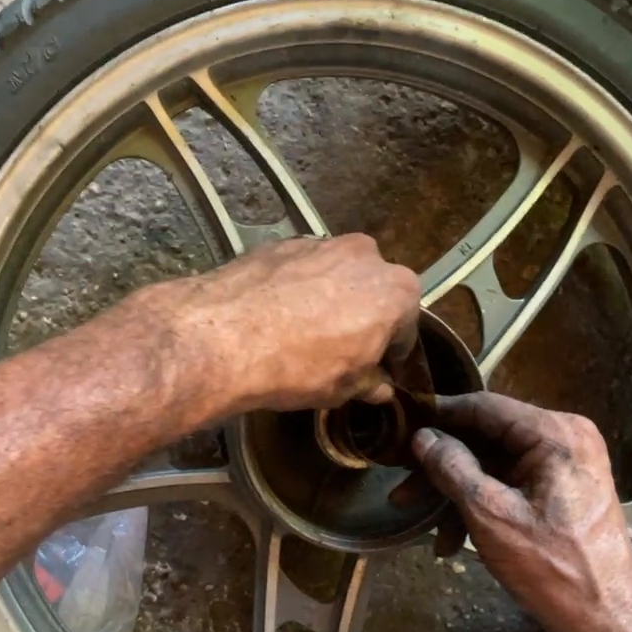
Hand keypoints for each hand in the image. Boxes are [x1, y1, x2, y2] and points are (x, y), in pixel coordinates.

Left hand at [147, 234, 420, 412]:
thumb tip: (380, 387)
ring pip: (334, 277)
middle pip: (371, 293)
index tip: (377, 369)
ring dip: (326, 300)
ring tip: (301, 335)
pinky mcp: (280, 244)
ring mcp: (320, 243)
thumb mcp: (343, 387)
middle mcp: (365, 256)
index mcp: (397, 291)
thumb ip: (369, 383)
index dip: (391, 353)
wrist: (225, 337)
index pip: (405, 328)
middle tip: (338, 352)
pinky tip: (274, 318)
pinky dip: (293, 290)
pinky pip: (298, 271)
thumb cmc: (300, 367)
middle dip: (360, 319)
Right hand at [411, 393, 631, 631]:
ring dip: (456, 489)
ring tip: (419, 516)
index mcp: (556, 433)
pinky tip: (452, 537)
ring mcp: (568, 465)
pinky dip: (481, 503)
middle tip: (402, 483)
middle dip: (442, 463)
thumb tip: (422, 437)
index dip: (439, 415)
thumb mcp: (490, 514)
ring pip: (496, 464)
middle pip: (488, 437)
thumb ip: (452, 469)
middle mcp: (566, 438)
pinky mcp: (565, 491)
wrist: (606, 619)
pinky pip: (512, 483)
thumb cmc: (551, 566)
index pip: (484, 406)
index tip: (401, 427)